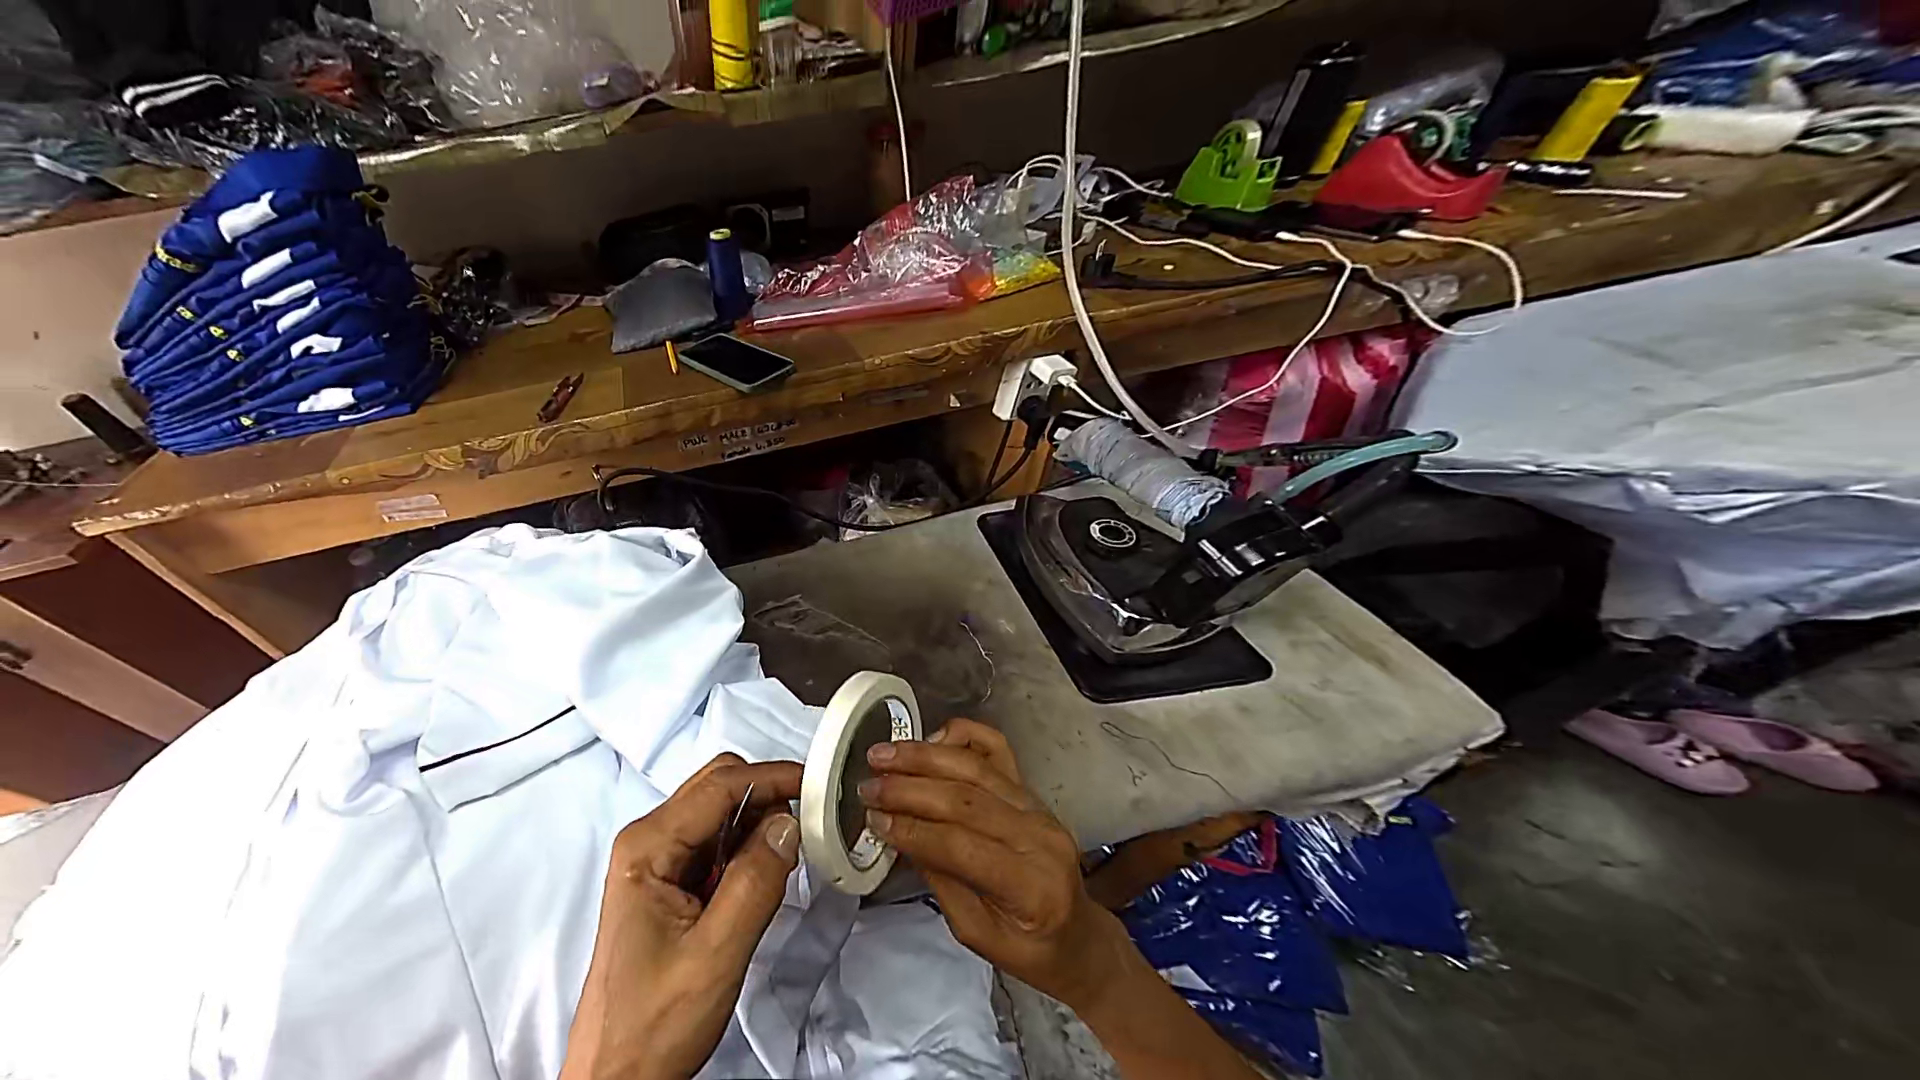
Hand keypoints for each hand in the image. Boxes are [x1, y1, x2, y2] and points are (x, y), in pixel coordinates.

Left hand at [560, 754, 802, 1079]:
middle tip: (805, 822)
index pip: (720, 785)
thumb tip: (788, 823)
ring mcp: (660, 860)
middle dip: (767, 795)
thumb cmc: (652, 1026)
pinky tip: (764, 874)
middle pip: (719, 785)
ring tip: (786, 857)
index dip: (772, 777)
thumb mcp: (715, 955)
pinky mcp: (673, 879)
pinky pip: (721, 839)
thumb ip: (755, 883)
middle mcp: (649, 843)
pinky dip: (750, 844)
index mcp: (647, 849)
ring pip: (723, 809)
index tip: (815, 784)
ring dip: (760, 821)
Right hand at [858, 718, 1137, 1014]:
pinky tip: (933, 737)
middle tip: (869, 785)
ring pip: (977, 768)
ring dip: (926, 757)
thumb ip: (943, 885)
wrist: (1079, 934)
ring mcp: (1039, 806)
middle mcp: (1040, 835)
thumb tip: (901, 837)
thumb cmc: (1031, 949)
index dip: (913, 829)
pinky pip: (999, 750)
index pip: (962, 846)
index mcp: (1030, 885)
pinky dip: (966, 736)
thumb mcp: (979, 937)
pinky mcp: (1033, 790)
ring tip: (887, 754)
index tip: (874, 819)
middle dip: (910, 789)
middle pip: (967, 799)